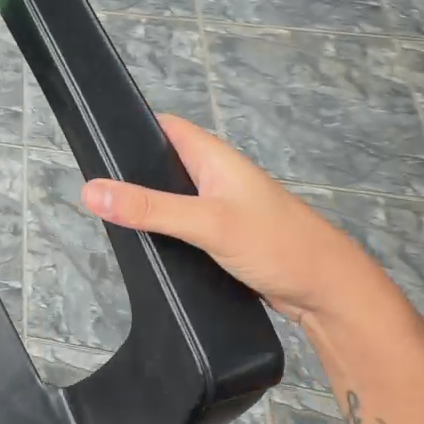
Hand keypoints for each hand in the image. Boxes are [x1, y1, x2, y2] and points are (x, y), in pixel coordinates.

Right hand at [81, 114, 384, 325]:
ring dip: (145, 204)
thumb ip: (148, 207)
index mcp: (212, 156)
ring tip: (111, 215)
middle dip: (129, 172)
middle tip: (94, 186)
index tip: (91, 141)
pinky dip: (161, 229)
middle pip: (159, 162)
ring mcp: (219, 205)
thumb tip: (91, 190)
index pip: (161, 126)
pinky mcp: (221, 235)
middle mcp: (214, 175)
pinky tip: (146, 242)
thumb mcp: (207, 222)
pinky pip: (180, 222)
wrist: (332, 298)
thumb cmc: (280, 245)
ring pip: (169, 195)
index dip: (127, 128)